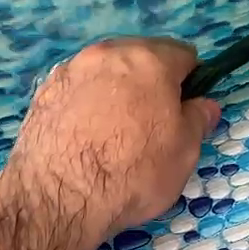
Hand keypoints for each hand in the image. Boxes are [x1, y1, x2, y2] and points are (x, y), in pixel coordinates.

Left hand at [0, 38, 220, 249]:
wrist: (57, 197)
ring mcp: (71, 69)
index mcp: (149, 59)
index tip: (183, 110)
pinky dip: (87, 102)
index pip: (183, 54)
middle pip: (141, 56)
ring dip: (116, 89)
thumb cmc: (132, 173)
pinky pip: (78, 88)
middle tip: (151, 123)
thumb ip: (198, 119)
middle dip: (150, 81)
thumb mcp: (184, 152)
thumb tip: (204, 104)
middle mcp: (108, 53)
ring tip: (113, 131)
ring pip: (107, 70)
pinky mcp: (44, 90)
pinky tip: (85, 135)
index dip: (189, 81)